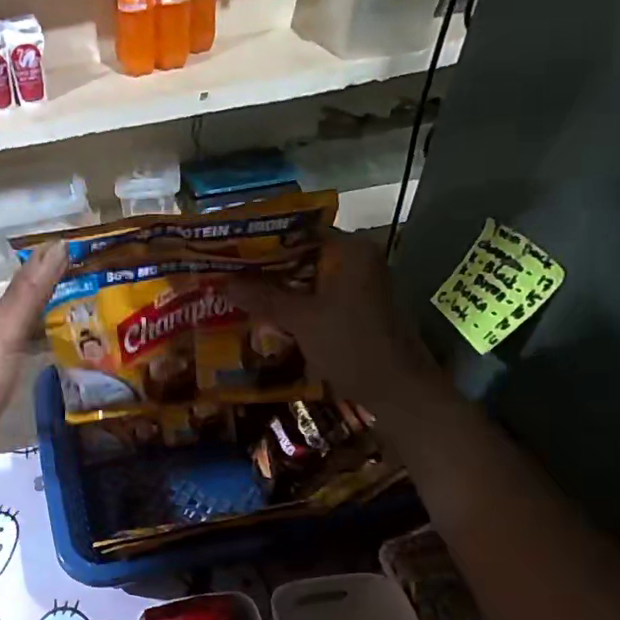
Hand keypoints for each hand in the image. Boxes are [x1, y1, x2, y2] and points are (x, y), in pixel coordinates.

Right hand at [235, 231, 440, 411]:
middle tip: (225, 273)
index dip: (260, 240)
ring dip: (274, 286)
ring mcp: (356, 284)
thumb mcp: (301, 319)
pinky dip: (290, 302)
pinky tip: (261, 313)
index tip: (228, 249)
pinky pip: (314, 296)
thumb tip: (223, 281)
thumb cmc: (351, 345)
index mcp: (350, 250)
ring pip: (305, 277)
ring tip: (235, 292)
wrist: (396, 388)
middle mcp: (356, 259)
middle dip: (263, 266)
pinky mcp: (353, 307)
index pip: (297, 231)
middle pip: (300, 254)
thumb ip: (263, 296)